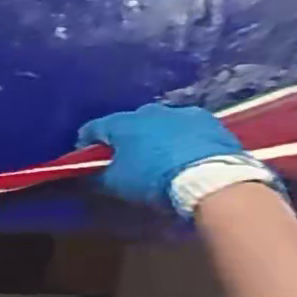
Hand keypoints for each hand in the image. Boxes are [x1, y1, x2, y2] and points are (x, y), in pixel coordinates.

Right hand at [75, 103, 246, 212]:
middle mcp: (149, 111)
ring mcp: (182, 113)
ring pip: (158, 123)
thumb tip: (85, 176)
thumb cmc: (152, 179)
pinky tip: (180, 156)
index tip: (85, 160)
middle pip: (127, 123)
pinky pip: (185, 129)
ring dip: (152, 137)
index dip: (85, 144)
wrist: (211, 180)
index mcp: (122, 123)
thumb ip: (95, 177)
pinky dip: (178, 139)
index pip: (92, 128)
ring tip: (154, 157)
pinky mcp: (210, 122)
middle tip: (123, 159)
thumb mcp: (115, 184)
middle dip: (122, 139)